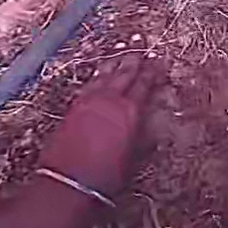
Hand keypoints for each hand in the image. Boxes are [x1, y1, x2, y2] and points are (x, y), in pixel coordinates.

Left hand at [38, 55, 157, 198]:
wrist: (67, 184)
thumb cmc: (106, 177)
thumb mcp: (134, 156)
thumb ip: (142, 134)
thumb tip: (150, 124)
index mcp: (130, 111)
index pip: (145, 84)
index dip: (153, 72)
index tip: (160, 61)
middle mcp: (110, 101)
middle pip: (124, 73)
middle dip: (133, 57)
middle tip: (140, 42)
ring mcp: (89, 101)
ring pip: (105, 73)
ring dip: (114, 60)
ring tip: (120, 47)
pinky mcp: (74, 107)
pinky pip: (90, 82)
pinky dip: (98, 73)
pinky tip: (100, 70)